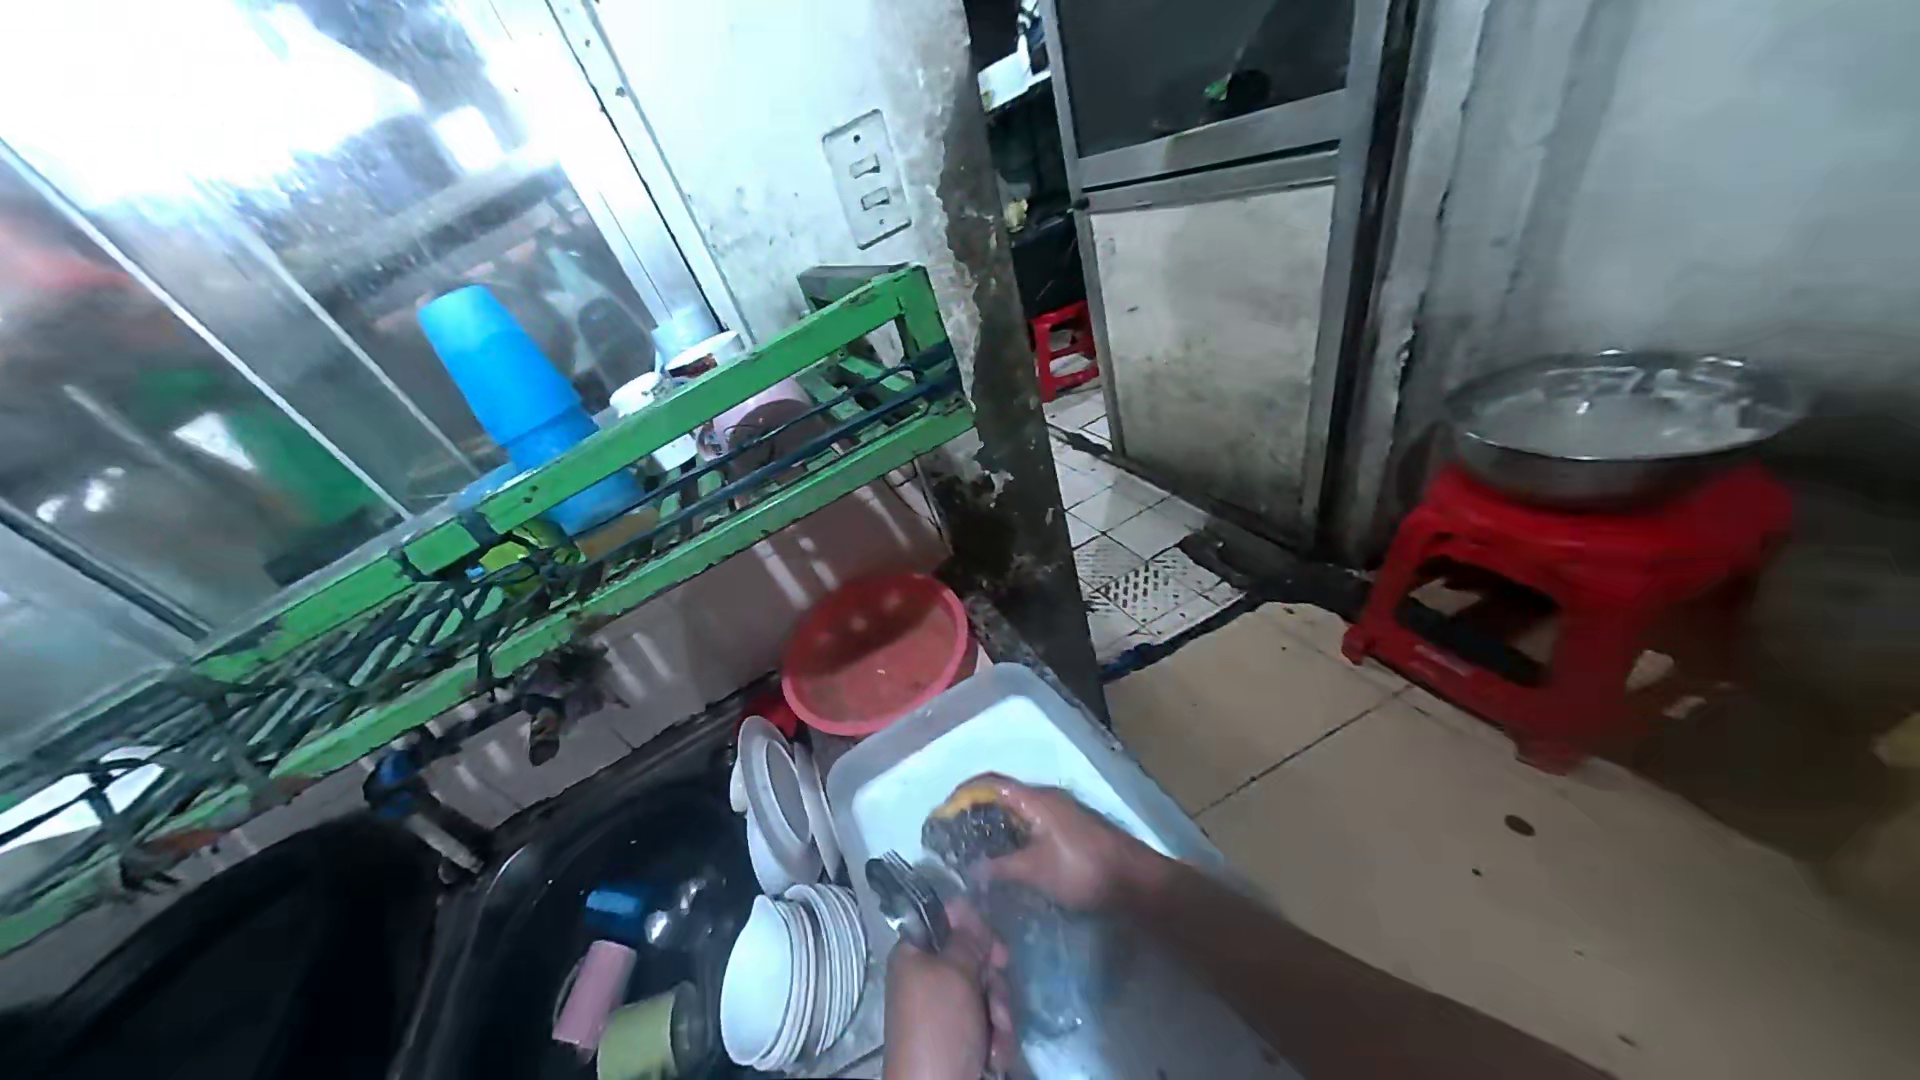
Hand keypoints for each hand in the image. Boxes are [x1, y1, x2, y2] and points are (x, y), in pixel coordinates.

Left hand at [884, 899, 1017, 1079]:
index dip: (968, 921)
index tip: (989, 934)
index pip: (942, 918)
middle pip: (970, 956)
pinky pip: (988, 1020)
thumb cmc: (939, 1026)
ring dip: (998, 1010)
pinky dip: (996, 1035)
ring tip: (996, 1031)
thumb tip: (971, 919)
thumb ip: (968, 940)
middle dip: (991, 975)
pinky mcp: (963, 1038)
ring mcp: (946, 1010)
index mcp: (914, 954)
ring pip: (985, 989)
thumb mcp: (954, 973)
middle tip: (996, 985)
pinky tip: (995, 1054)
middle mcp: (928, 977)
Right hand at [966, 775, 1166, 911]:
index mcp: (1036, 799)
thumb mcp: (1037, 871)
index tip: (942, 810)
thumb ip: (1001, 867)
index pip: (991, 784)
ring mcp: (1059, 811)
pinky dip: (1009, 829)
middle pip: (1002, 792)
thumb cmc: (1083, 870)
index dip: (963, 793)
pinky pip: (1029, 819)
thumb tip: (971, 867)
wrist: (1135, 881)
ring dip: (992, 820)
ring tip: (971, 842)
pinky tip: (1003, 853)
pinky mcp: (1067, 827)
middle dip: (974, 806)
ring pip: (1016, 807)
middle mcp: (1045, 797)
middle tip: (951, 829)